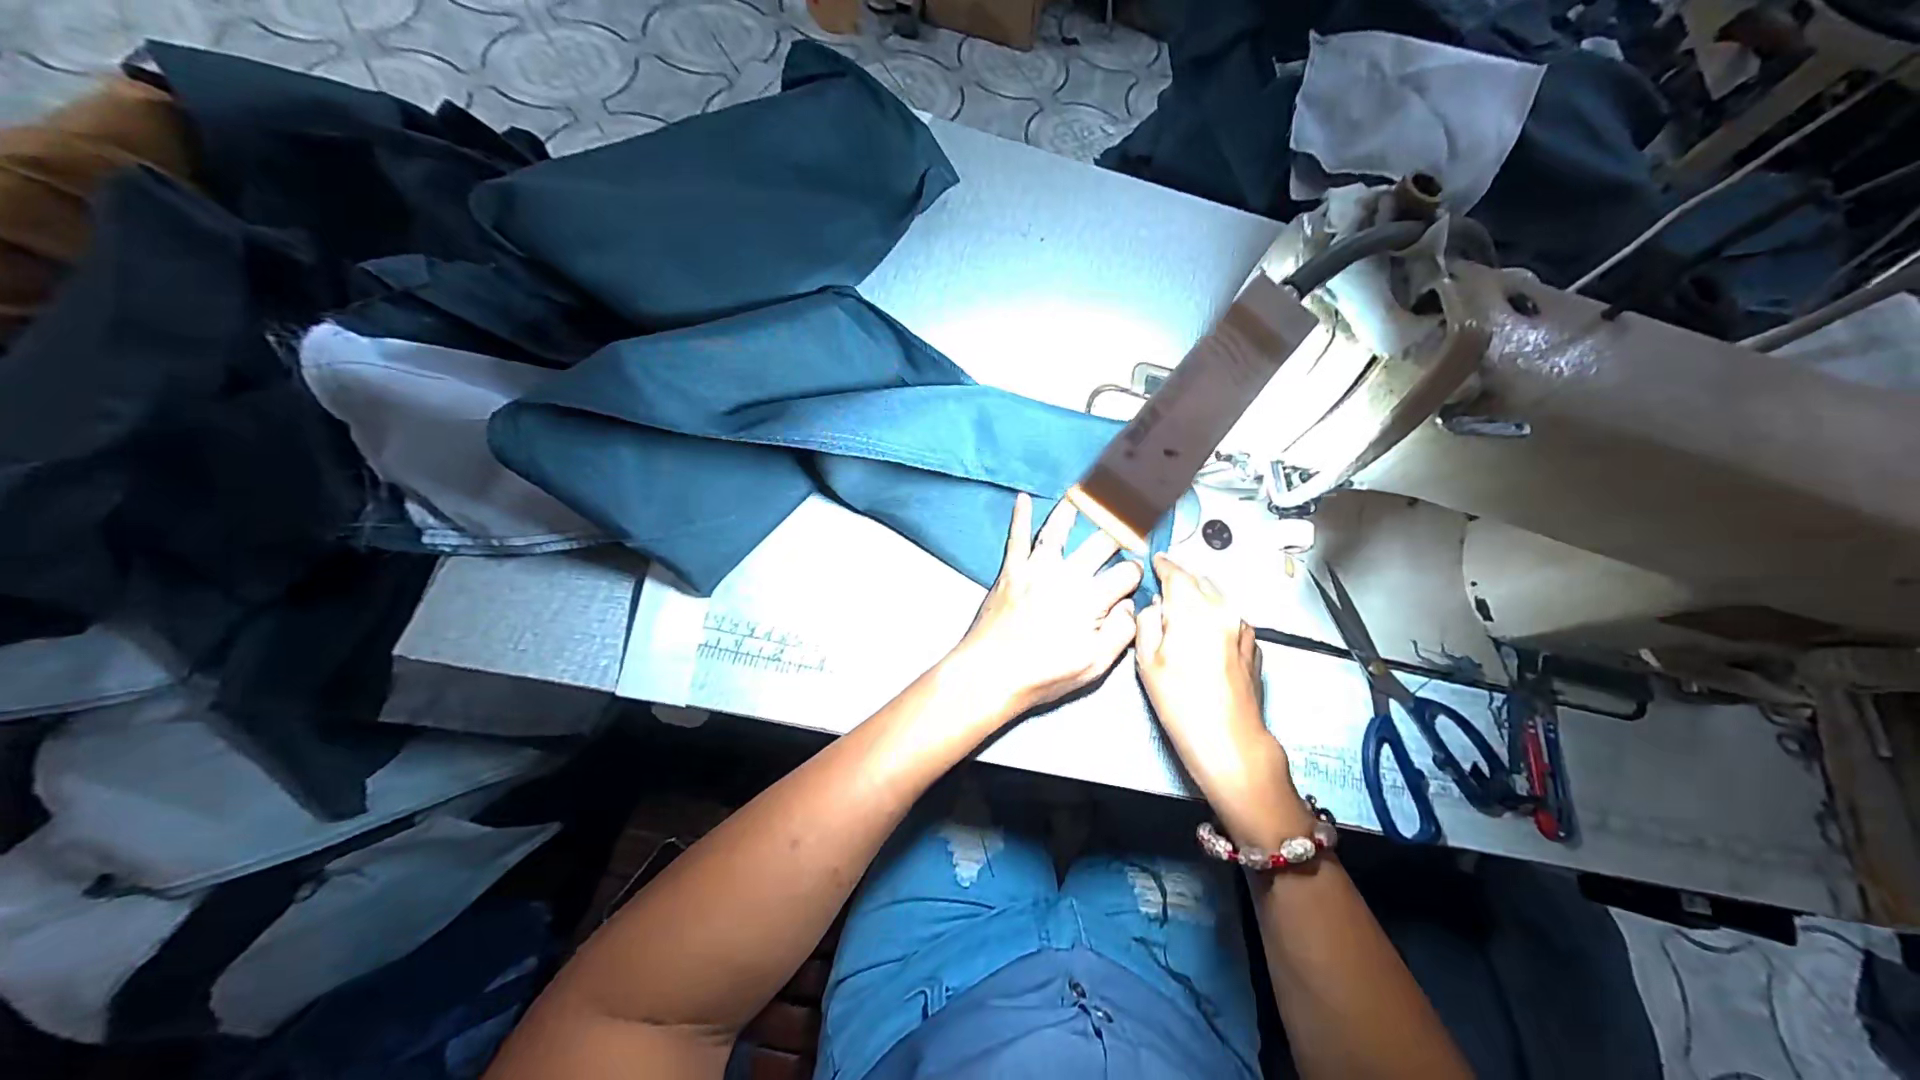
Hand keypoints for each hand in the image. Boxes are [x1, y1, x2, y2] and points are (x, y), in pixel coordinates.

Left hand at [945, 494, 1142, 718]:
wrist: (990, 673)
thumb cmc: (1041, 675)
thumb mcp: (1093, 664)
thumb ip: (1120, 633)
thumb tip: (1131, 608)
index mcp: (1090, 600)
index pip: (1126, 574)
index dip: (1137, 571)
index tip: (1138, 571)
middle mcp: (1065, 577)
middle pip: (1101, 542)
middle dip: (1122, 525)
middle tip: (1131, 512)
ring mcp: (1035, 571)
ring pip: (1058, 531)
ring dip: (1075, 509)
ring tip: (1086, 492)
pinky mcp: (1010, 573)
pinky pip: (1016, 539)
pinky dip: (1019, 517)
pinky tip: (1022, 499)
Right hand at [1136, 553, 1312, 846]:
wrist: (1228, 739)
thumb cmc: (1183, 705)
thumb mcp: (1147, 662)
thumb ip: (1146, 623)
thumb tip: (1152, 607)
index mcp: (1193, 610)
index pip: (1176, 573)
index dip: (1163, 565)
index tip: (1156, 562)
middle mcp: (1223, 611)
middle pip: (1200, 580)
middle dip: (1182, 579)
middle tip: (1164, 587)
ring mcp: (1243, 628)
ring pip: (1218, 597)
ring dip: (1201, 597)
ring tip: (1182, 614)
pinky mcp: (1254, 645)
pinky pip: (1231, 618)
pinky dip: (1217, 618)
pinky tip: (1204, 638)